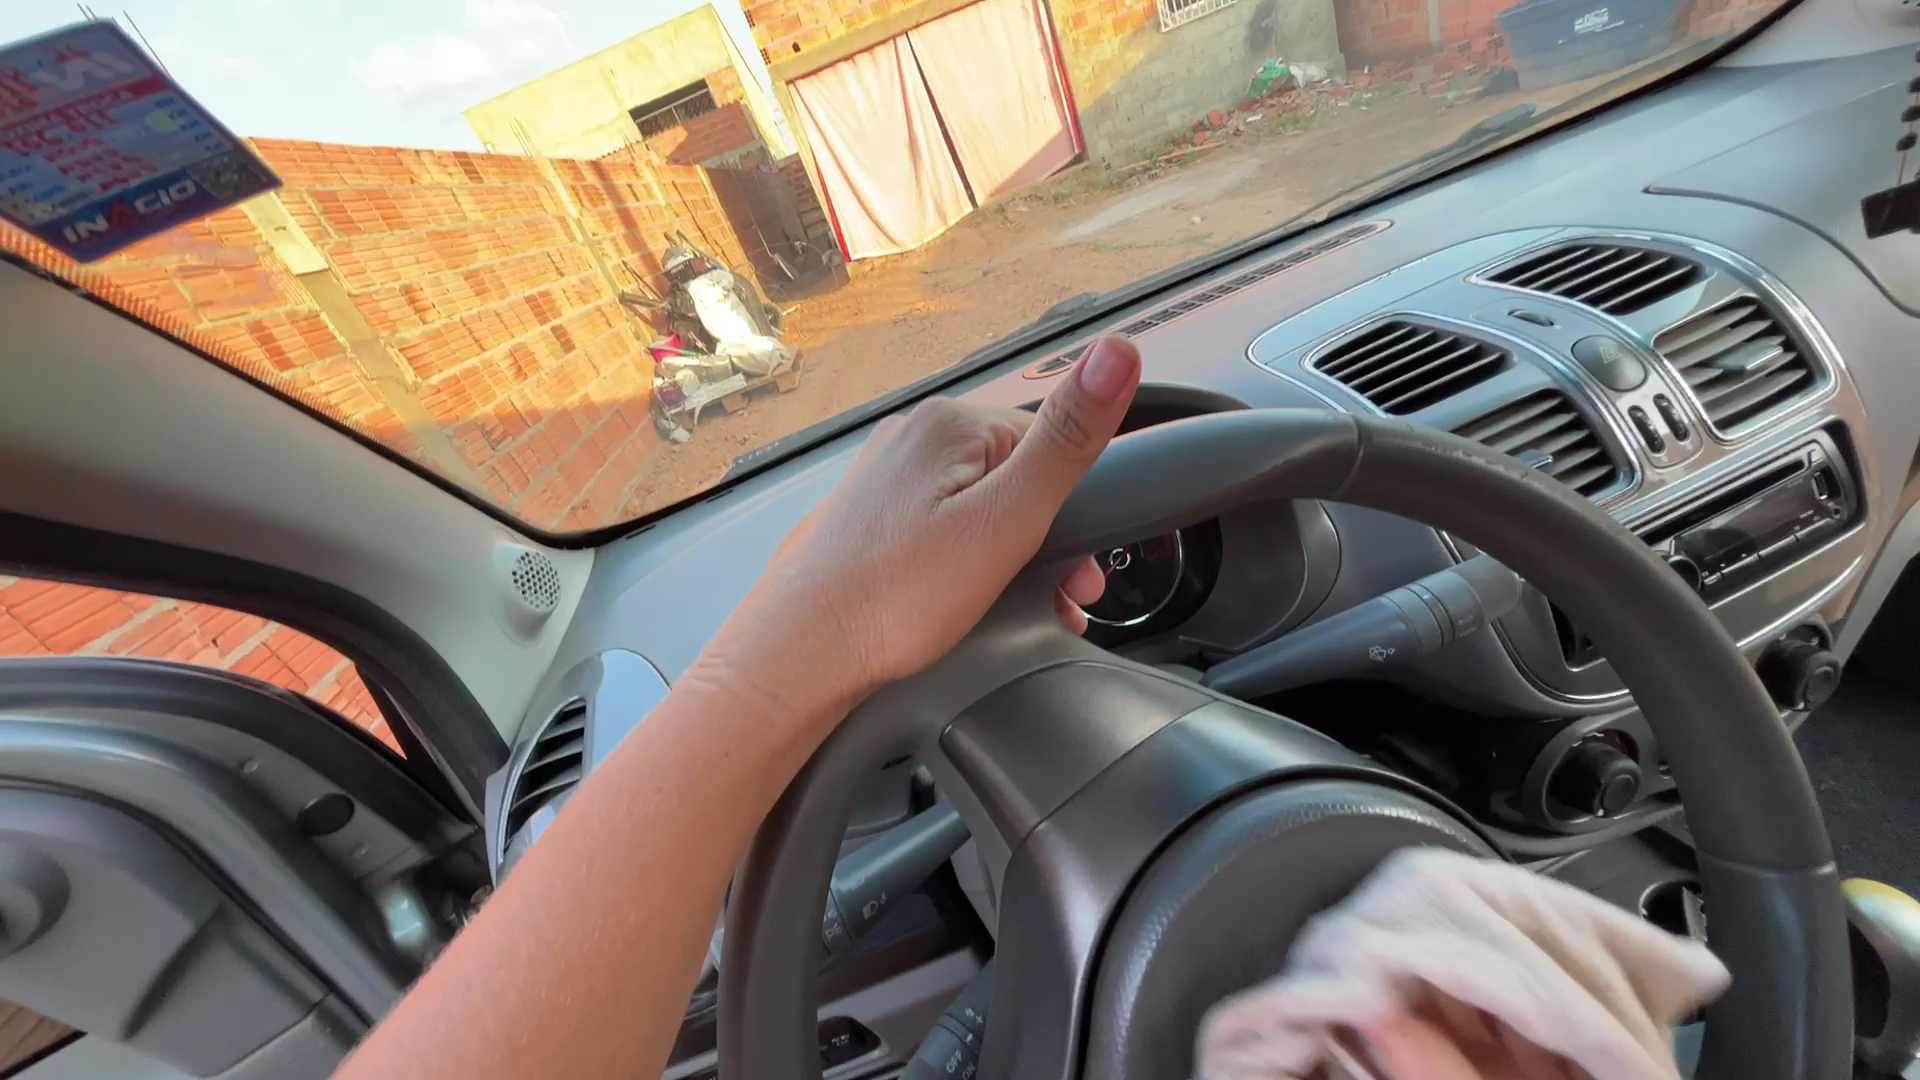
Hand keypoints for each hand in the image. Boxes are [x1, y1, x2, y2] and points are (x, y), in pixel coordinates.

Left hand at [700, 336, 1142, 722]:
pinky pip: (941, 528)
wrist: (798, 656)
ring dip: (1011, 557)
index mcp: (949, 424)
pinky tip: (967, 602)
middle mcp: (912, 440)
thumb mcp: (1004, 520)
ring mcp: (887, 480)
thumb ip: (1065, 442)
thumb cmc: (894, 597)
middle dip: (1045, 539)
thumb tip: (1116, 352)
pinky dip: (967, 562)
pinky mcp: (872, 519)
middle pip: (1014, 477)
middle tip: (1058, 596)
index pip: (1048, 443)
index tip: (1079, 567)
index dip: (1076, 508)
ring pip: (978, 507)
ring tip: (1016, 607)